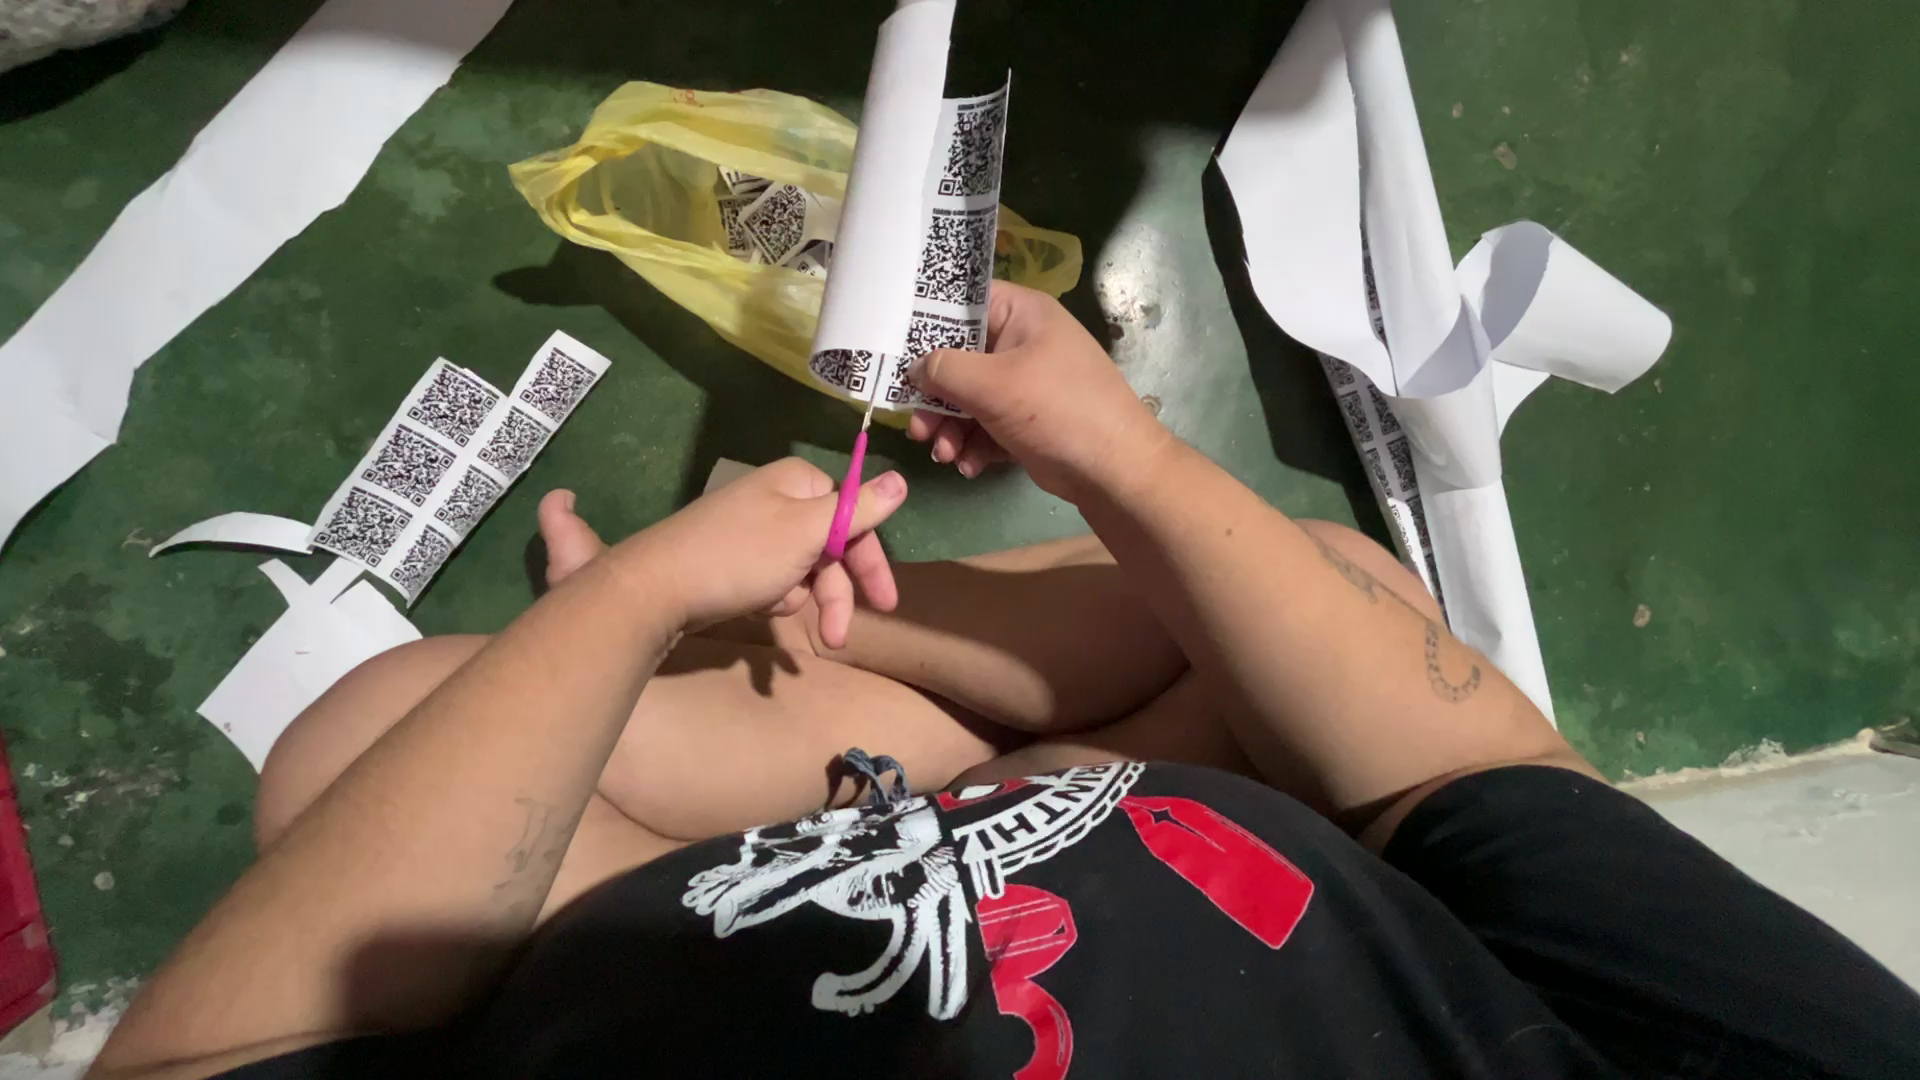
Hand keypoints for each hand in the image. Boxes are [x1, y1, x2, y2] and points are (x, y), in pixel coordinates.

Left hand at [539, 459, 906, 648]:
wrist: (656, 588)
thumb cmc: (741, 555)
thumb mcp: (809, 532)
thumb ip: (859, 510)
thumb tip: (902, 479)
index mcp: (799, 483)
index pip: (854, 519)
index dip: (870, 562)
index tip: (885, 603)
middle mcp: (779, 499)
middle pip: (830, 548)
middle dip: (833, 594)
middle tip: (836, 639)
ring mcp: (754, 529)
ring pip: (804, 569)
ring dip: (799, 596)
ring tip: (775, 610)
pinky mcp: (735, 557)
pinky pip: (774, 578)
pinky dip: (774, 597)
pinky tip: (758, 607)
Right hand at [906, 281, 1170, 500]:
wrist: (1113, 470)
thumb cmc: (1057, 410)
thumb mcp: (994, 385)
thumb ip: (945, 370)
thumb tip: (914, 368)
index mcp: (1021, 313)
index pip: (961, 303)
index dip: (924, 326)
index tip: (892, 352)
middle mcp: (1021, 344)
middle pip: (958, 360)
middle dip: (935, 398)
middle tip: (916, 424)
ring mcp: (1024, 386)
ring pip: (968, 400)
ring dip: (950, 429)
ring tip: (944, 453)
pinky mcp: (1025, 423)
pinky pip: (985, 428)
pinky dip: (973, 446)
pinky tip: (969, 466)